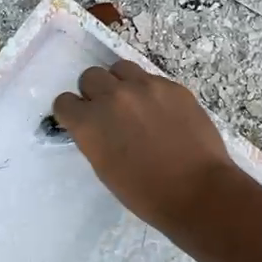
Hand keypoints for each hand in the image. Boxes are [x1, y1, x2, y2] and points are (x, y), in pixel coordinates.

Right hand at [52, 61, 249, 231]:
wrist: (198, 191)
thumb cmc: (145, 193)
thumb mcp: (104, 168)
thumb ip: (94, 137)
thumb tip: (97, 125)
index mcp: (90, 123)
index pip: (64, 102)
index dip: (72, 112)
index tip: (82, 121)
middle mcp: (112, 97)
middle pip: (90, 77)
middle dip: (95, 93)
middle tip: (109, 113)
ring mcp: (145, 87)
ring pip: (120, 68)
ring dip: (120, 83)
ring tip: (134, 104)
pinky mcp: (172, 86)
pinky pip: (151, 79)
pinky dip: (150, 92)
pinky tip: (163, 113)